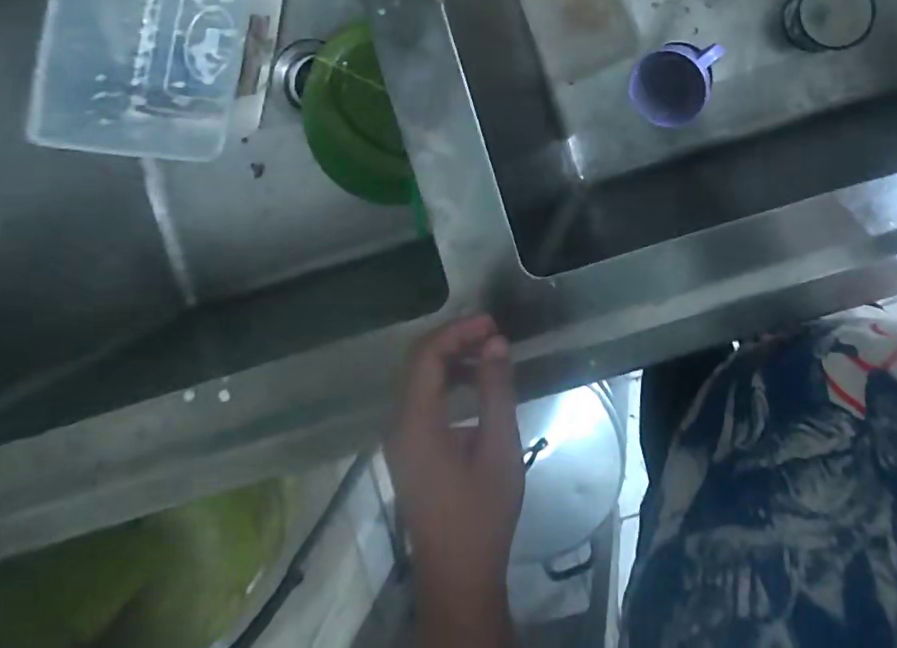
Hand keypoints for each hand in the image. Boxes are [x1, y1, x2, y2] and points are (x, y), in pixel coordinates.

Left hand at [386, 316, 522, 644]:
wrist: (458, 574)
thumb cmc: (482, 512)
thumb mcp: (499, 447)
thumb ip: (496, 390)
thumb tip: (496, 343)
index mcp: (415, 422)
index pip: (426, 355)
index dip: (458, 330)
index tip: (492, 322)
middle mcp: (398, 424)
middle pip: (418, 362)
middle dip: (454, 339)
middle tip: (493, 332)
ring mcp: (399, 438)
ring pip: (418, 379)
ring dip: (451, 358)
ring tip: (489, 352)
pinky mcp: (408, 449)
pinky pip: (421, 398)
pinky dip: (446, 380)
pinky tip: (475, 383)